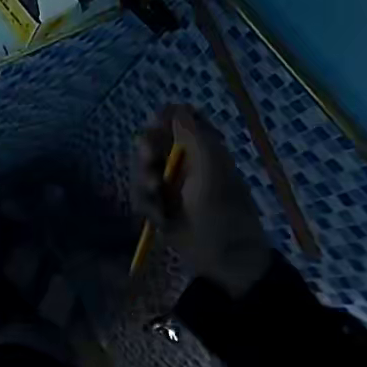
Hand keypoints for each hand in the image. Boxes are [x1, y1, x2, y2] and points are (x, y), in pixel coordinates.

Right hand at [133, 105, 273, 297]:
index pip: (180, 119)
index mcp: (204, 148)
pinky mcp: (160, 206)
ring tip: (156, 198)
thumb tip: (176, 107)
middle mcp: (185, 162)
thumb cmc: (223, 211)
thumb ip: (192, 135)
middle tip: (150, 164)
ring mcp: (172, 184)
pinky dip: (146, 204)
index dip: (164, 119)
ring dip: (144, 182)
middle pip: (153, 141)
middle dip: (147, 153)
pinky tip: (159, 217)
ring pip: (142, 168)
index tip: (156, 126)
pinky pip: (141, 195)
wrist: (225, 260)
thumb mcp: (210, 169)